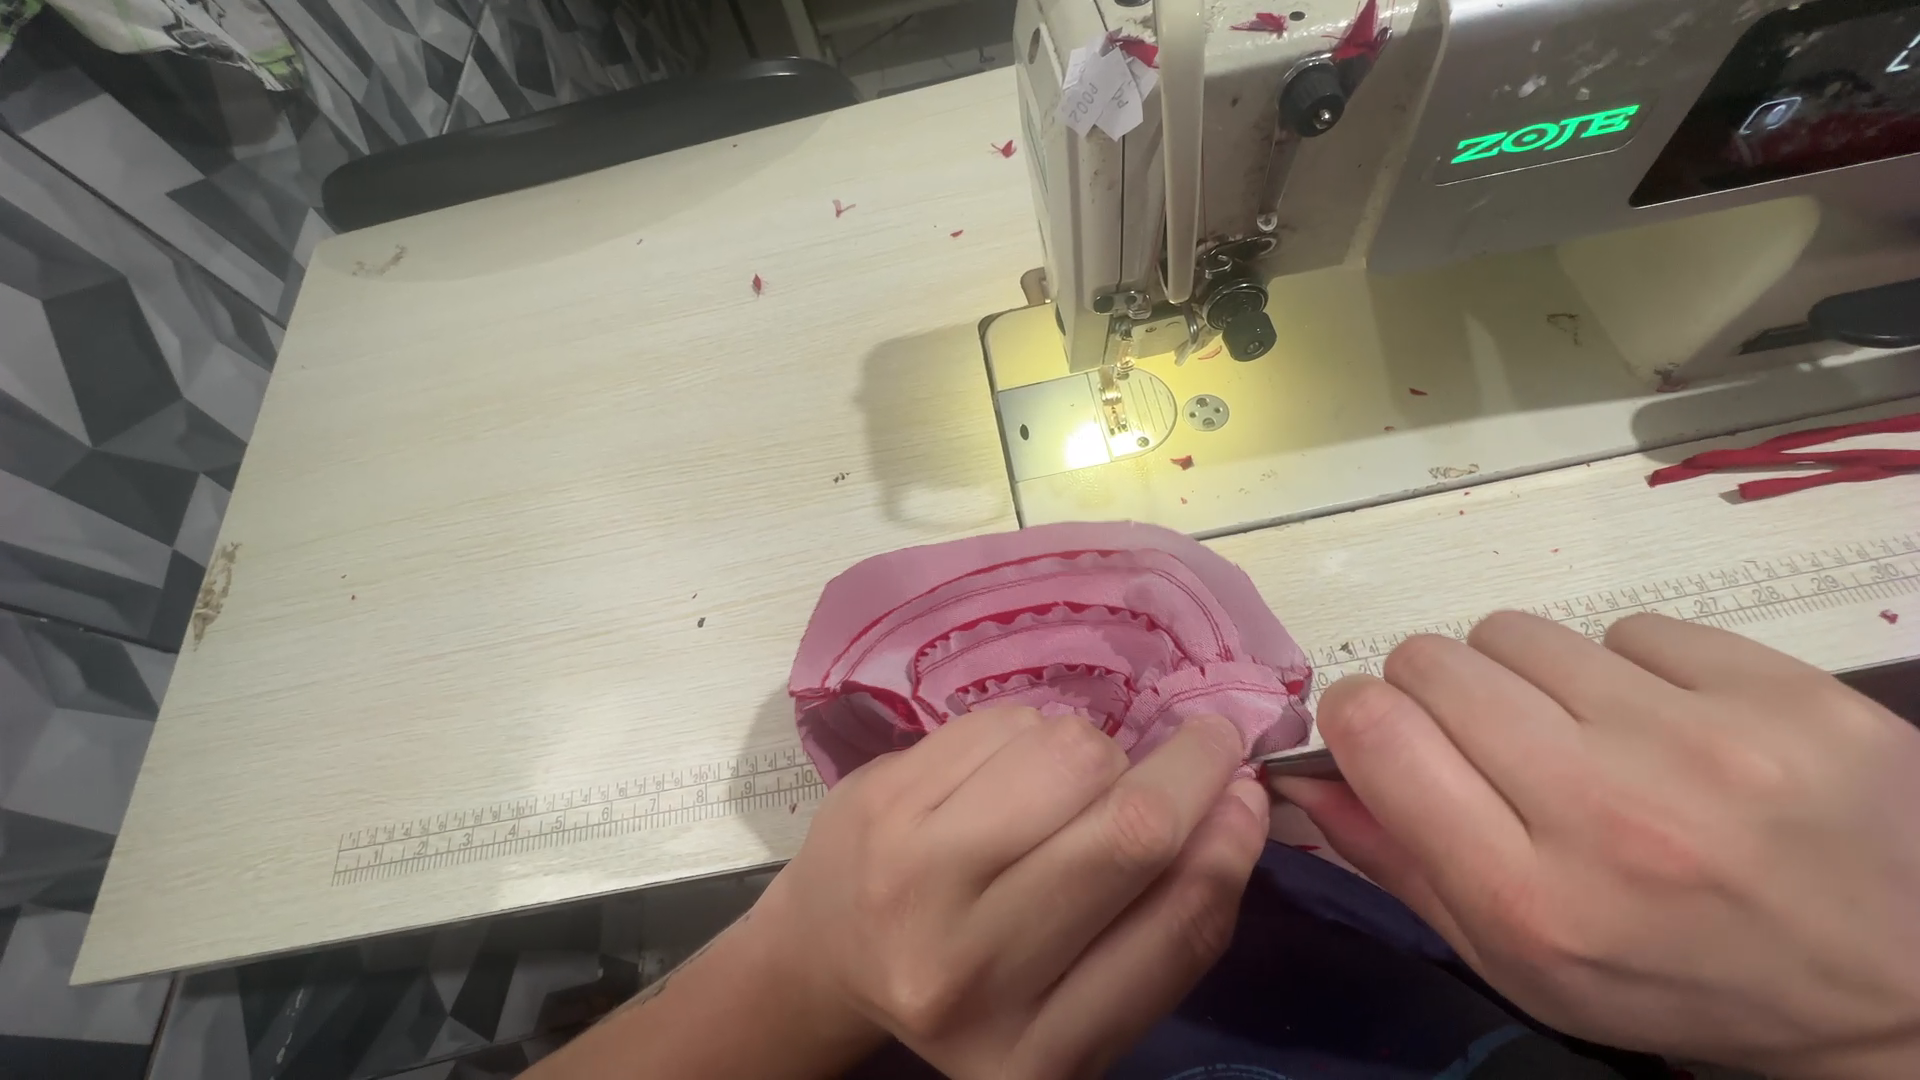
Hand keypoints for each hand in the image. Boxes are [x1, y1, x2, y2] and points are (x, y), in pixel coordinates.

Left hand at [750, 707, 1269, 1078]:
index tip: (1250, 792)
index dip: (1229, 849)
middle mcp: (970, 970)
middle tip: (1208, 741)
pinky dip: (1037, 730)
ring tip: (1077, 780)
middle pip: (1126, 830)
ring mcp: (914, 872)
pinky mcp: (883, 795)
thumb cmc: (965, 975)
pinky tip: (1014, 767)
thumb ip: (1155, 922)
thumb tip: (1235, 802)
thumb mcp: (1068, 1000)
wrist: (828, 948)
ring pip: (1069, 755)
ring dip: (1101, 751)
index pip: (1170, 936)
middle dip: (1188, 767)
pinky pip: (1007, 721)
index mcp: (1035, 1053)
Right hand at [1277, 612, 1919, 1078]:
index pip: (1373, 727)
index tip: (1384, 731)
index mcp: (1527, 894)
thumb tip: (1301, 774)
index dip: (1356, 713)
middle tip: (1490, 739)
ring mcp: (1707, 744)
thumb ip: (1391, 859)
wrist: (1908, 1004)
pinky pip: (1626, 629)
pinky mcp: (1790, 694)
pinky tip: (1670, 728)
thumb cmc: (1668, 983)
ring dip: (1524, 676)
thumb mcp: (1510, 959)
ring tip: (1584, 733)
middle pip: (1430, 660)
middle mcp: (1608, 812)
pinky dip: (1625, 670)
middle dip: (1434, 691)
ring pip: (1515, 632)